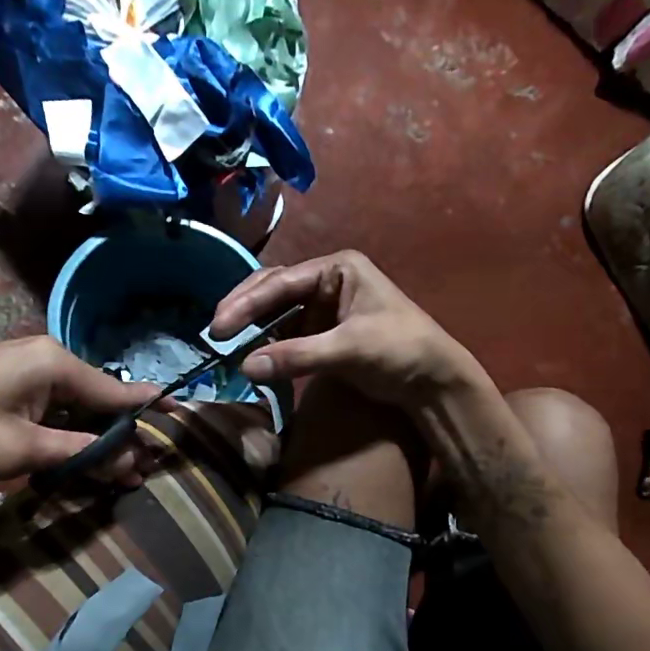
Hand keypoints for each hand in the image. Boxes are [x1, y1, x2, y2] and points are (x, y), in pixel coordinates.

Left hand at [0, 336, 159, 491]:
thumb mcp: (20, 449)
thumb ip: (82, 453)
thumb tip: (133, 461)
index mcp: (54, 362)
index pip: (120, 391)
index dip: (153, 414)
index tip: (185, 430)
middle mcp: (43, 359)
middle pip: (98, 402)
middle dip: (122, 439)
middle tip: (143, 476)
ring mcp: (19, 373)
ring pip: (74, 410)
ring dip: (93, 442)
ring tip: (118, 478)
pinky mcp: (1, 390)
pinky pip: (48, 412)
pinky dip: (65, 438)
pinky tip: (77, 463)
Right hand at [209, 250, 475, 407]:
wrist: (433, 381)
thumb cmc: (400, 349)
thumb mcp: (350, 348)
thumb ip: (298, 356)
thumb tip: (246, 367)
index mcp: (337, 269)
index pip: (281, 282)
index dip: (247, 303)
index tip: (220, 327)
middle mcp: (328, 283)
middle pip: (274, 292)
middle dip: (246, 312)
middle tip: (216, 335)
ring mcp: (326, 309)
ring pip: (279, 315)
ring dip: (256, 331)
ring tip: (228, 348)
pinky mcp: (326, 335)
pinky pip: (289, 337)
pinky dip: (271, 348)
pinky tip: (254, 359)